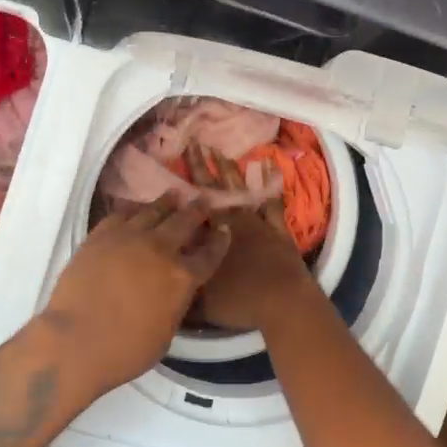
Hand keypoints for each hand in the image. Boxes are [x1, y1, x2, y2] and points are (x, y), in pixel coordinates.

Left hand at [45, 194, 229, 392]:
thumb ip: (175, 303)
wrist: (76, 340)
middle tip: (202, 200)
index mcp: (182, 278)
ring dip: (166, 203)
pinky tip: (134, 210)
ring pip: (153, 210)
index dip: (219, 241)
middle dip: (197, 210)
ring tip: (173, 195)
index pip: (209, 254)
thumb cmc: (126, 350)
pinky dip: (132, 210)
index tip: (224, 229)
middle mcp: (160, 249)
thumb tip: (174, 290)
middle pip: (184, 222)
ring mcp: (128, 237)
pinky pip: (121, 214)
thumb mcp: (166, 333)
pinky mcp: (101, 235)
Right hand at [184, 145, 315, 330]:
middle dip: (202, 166)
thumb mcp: (201, 302)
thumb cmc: (240, 301)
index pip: (193, 201)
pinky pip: (272, 200)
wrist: (283, 303)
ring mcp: (257, 221)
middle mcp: (232, 220)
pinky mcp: (277, 228)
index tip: (177, 161)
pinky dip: (270, 182)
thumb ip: (182, 288)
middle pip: (214, 189)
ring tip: (219, 151)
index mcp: (211, 234)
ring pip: (240, 189)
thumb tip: (164, 276)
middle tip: (195, 143)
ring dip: (229, 170)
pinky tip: (268, 164)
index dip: (185, 181)